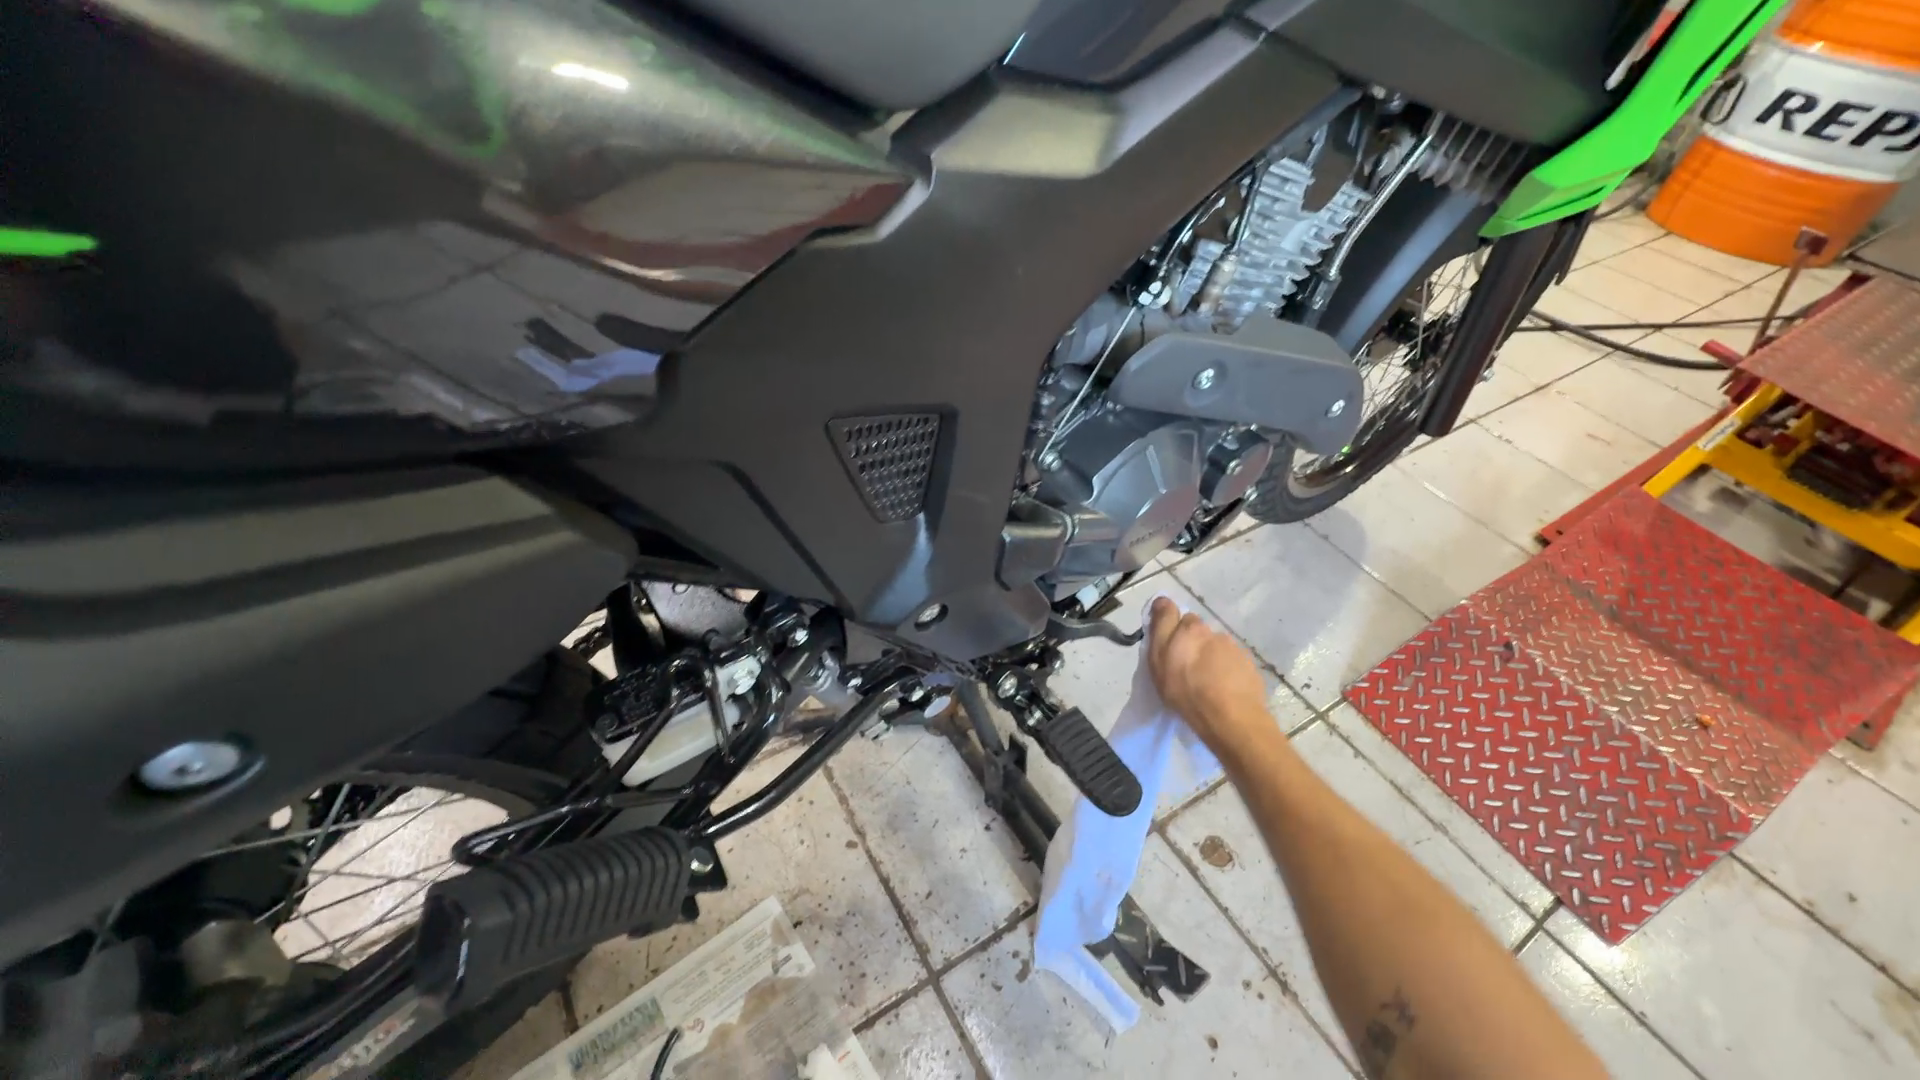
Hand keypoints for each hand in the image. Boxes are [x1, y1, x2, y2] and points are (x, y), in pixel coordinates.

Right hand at [1145, 596, 1278, 760]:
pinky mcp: (1247, 662)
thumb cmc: (1186, 691)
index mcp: (1187, 629)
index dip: (1166, 618)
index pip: (1170, 610)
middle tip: (1185, 664)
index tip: (1164, 633)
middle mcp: (1210, 631)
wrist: (1231, 717)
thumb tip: (1162, 603)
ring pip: (1214, 644)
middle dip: (1189, 639)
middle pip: (1194, 628)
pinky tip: (1223, 686)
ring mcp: (1232, 646)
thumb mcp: (1159, 664)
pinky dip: (1225, 667)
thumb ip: (1160, 631)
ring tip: (1207, 679)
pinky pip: (1231, 659)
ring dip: (1209, 654)